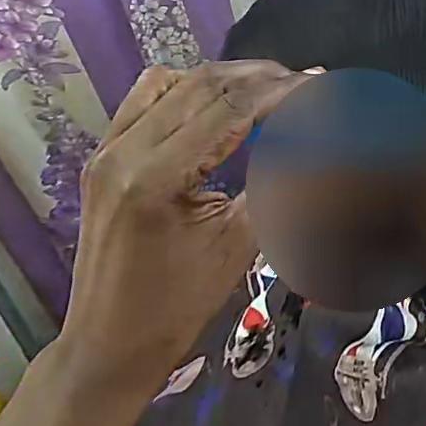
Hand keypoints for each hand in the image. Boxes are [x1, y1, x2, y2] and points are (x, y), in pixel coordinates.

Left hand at [57, 60, 313, 396]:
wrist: (106, 349)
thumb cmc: (176, 307)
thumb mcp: (238, 245)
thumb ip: (281, 187)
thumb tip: (323, 147)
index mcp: (156, 176)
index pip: (229, 110)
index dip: (279, 90)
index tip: (317, 80)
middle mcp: (124, 150)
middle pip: (202, 86)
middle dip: (257, 77)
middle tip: (300, 79)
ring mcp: (107, 149)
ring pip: (172, 82)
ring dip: (223, 77)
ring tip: (264, 85)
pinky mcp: (102, 154)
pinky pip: (145, 97)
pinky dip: (185, 87)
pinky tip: (212, 101)